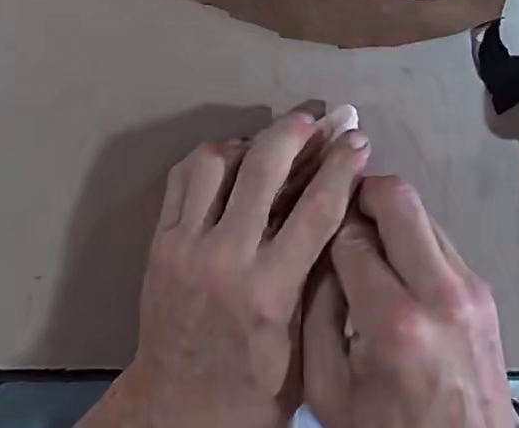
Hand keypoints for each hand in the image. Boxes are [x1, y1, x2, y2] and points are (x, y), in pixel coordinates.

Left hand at [87, 110, 370, 427]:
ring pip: (216, 160)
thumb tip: (344, 198)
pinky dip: (214, 157)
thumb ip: (322, 269)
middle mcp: (226, 259)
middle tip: (315, 120)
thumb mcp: (305, 336)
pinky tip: (234, 160)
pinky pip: (184, 176)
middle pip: (264, 165)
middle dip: (297, 130)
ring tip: (271, 142)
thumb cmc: (256, 385)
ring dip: (250, 141)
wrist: (174, 415)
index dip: (343, 164)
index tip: (358, 138)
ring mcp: (186, 247)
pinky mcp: (160, 243)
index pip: (318, 206)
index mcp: (271, 290)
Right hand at [303, 176, 512, 427]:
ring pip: (424, 211)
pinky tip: (399, 267)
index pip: (352, 240)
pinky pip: (442, 240)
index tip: (318, 232)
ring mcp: (471, 286)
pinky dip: (414, 241)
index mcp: (395, 324)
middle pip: (399, 198)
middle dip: (365, 193)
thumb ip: (318, 315)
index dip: (329, 231)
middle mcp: (440, 292)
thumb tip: (322, 253)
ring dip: (391, 216)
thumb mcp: (330, 392)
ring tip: (368, 240)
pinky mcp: (485, 288)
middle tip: (344, 208)